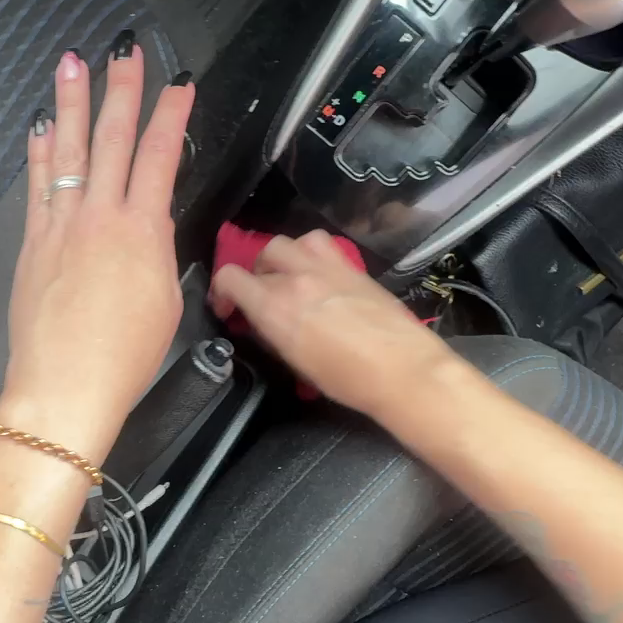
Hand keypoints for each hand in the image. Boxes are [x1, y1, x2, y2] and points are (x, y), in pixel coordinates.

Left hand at [0, 43, 195, 461]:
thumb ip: (157, 256)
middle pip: (113, 139)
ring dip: (71, 104)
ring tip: (72, 63)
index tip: (179, 85)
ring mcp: (61, 226)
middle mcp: (100, 217)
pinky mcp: (34, 243)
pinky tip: (38, 126)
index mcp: (143, 232)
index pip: (161, 157)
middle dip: (123, 90)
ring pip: (68, 151)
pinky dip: (38, 152)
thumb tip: (148, 233)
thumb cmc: (124, 356)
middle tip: (125, 51)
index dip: (172, 116)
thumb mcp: (165, 304)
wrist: (65, 385)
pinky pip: (37, 185)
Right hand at [209, 231, 452, 417]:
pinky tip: (319, 274)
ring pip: (291, 242)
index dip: (221, 292)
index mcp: (275, 307)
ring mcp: (327, 267)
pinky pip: (321, 245)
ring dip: (283, 257)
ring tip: (288, 277)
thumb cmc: (347, 380)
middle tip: (261, 295)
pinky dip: (311, 254)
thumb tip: (266, 323)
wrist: (401, 370)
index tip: (227, 308)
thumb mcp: (296, 363)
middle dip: (254, 274)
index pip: (230, 278)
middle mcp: (297, 278)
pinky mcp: (352, 267)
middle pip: (261, 256)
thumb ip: (273, 333)